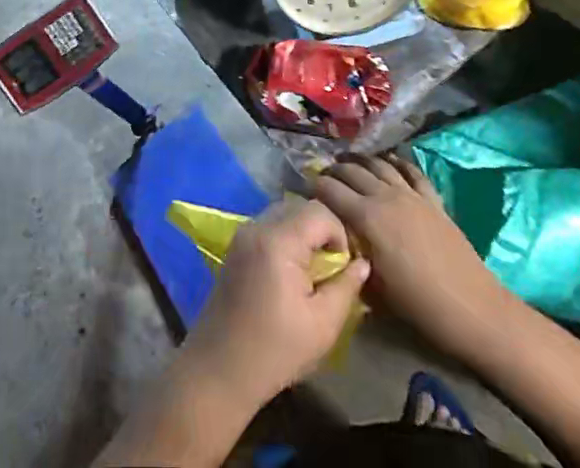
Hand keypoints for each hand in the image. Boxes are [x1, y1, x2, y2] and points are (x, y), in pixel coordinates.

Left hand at [178, 199, 370, 404]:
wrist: (217, 371)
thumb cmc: (274, 351)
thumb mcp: (323, 324)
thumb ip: (346, 286)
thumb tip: (362, 263)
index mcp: (278, 242)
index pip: (320, 212)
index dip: (340, 234)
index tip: (343, 267)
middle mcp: (257, 228)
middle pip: (300, 207)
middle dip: (323, 230)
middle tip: (331, 267)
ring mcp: (242, 236)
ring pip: (284, 213)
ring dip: (304, 232)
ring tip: (312, 270)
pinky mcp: (235, 247)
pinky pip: (269, 226)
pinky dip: (286, 237)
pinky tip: (290, 272)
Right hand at [315, 154, 512, 360]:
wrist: (469, 306)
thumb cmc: (416, 304)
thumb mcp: (373, 287)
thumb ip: (353, 257)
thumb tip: (341, 243)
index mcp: (367, 218)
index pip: (332, 191)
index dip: (315, 186)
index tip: (305, 185)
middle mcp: (387, 198)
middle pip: (354, 172)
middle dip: (335, 169)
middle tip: (322, 172)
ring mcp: (412, 196)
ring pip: (381, 166)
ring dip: (362, 160)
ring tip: (349, 159)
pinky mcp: (433, 201)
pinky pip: (412, 173)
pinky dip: (397, 162)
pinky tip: (389, 160)